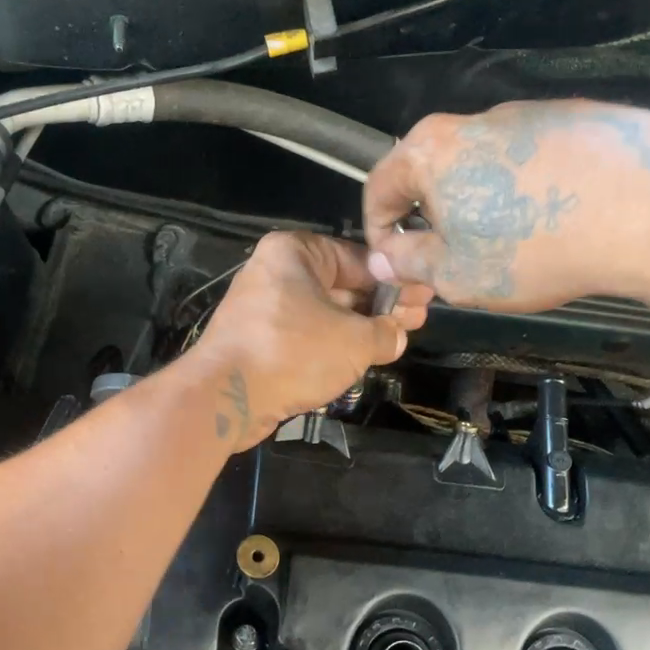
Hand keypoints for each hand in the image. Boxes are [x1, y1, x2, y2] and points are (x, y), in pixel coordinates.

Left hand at [189, 232, 429, 450]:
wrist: (226, 396)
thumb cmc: (293, 352)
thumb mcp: (355, 340)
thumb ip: (385, 332)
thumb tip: (395, 335)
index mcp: (295, 252)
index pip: (359, 257)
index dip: (395, 279)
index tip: (423, 295)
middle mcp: (275, 272)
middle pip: (341, 285)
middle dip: (379, 304)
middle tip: (416, 320)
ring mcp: (263, 307)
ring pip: (323, 313)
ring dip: (358, 327)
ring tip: (395, 340)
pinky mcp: (257, 340)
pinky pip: (304, 335)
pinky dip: (331, 344)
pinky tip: (359, 357)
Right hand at [362, 100, 649, 311]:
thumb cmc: (535, 248)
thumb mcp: (456, 274)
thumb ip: (410, 263)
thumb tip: (385, 257)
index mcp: (431, 151)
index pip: (378, 187)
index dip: (380, 233)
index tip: (398, 267)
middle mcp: (475, 121)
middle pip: (432, 174)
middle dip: (432, 221)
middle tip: (452, 264)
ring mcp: (531, 114)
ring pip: (484, 167)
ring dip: (482, 206)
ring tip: (515, 247)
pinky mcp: (578, 119)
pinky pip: (534, 160)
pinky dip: (530, 191)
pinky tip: (559, 222)